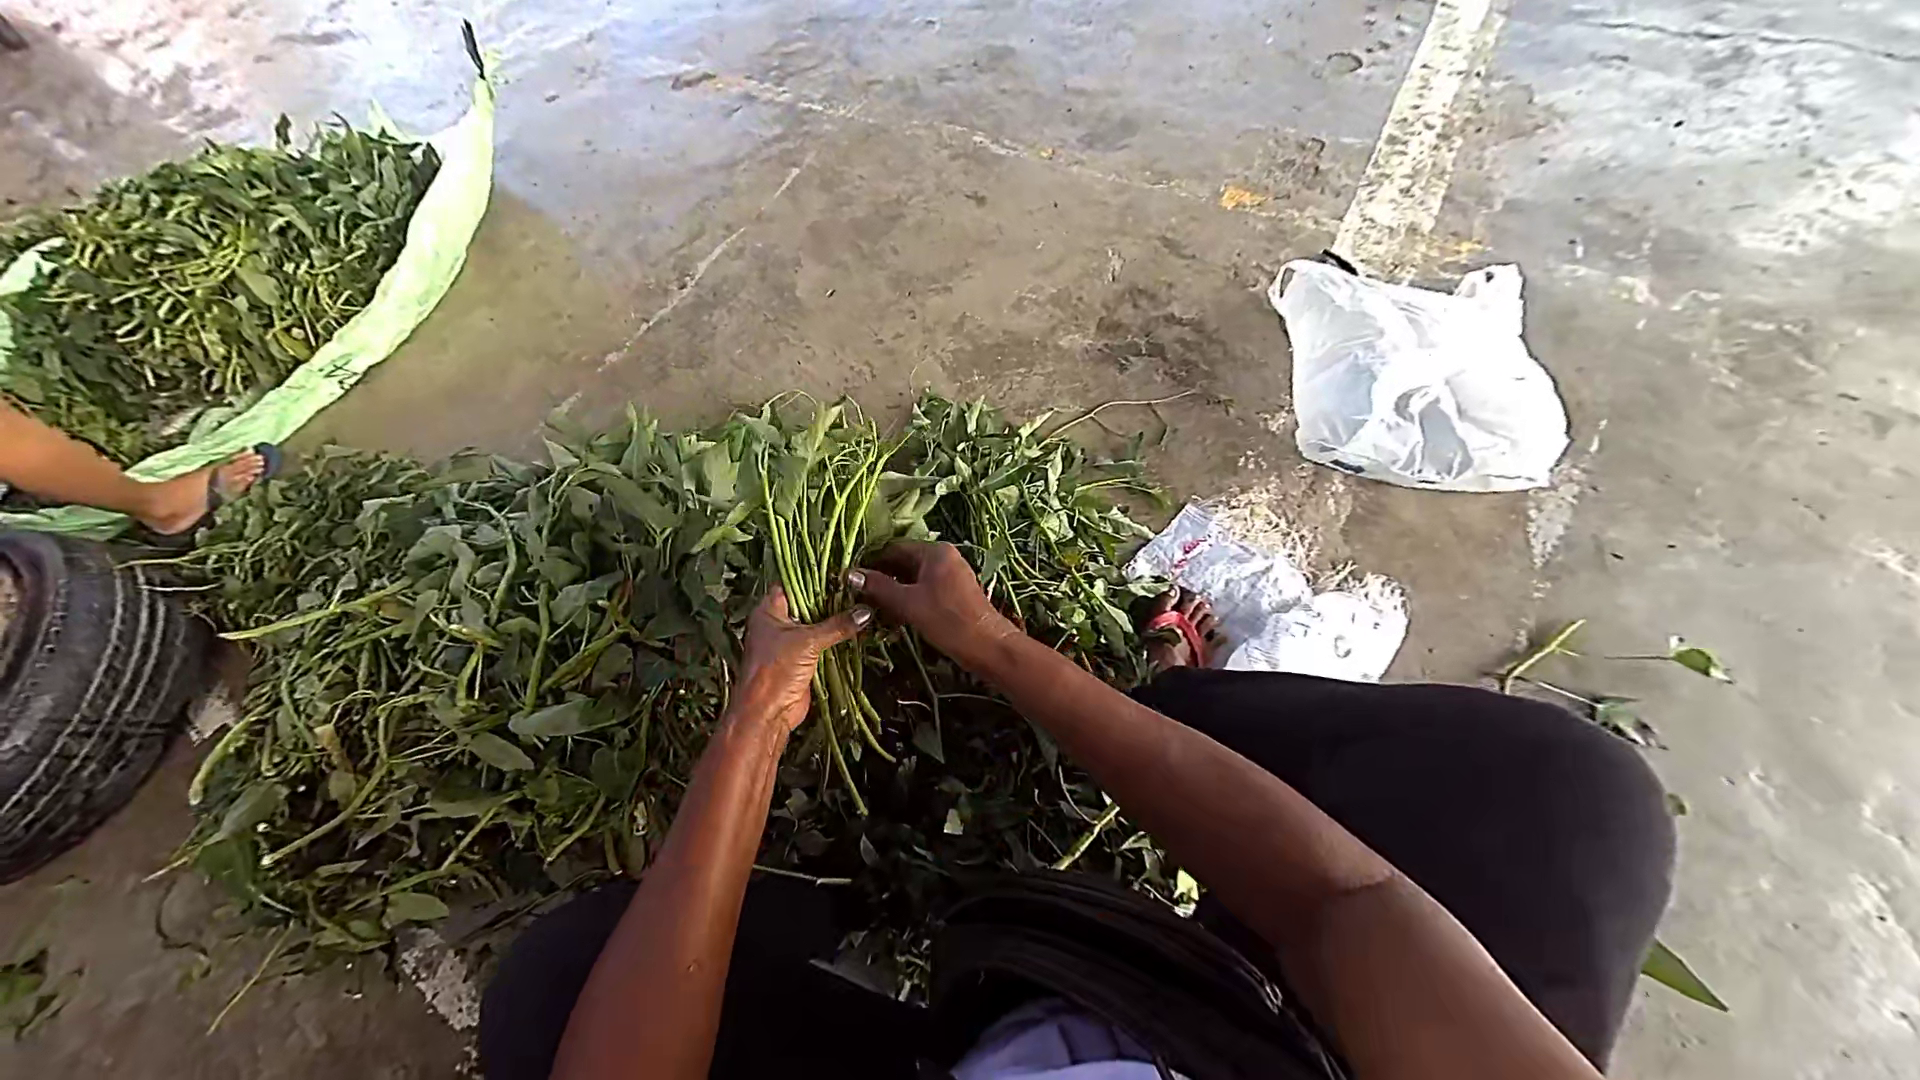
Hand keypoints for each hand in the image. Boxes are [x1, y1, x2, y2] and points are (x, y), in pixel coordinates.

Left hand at [732, 586, 870, 732]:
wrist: (767, 713)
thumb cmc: (776, 670)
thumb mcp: (808, 642)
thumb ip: (838, 625)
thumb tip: (865, 611)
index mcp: (769, 610)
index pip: (793, 582)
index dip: (815, 575)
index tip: (841, 569)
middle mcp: (778, 622)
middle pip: (807, 602)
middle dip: (831, 598)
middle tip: (857, 587)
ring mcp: (789, 641)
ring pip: (816, 622)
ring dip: (836, 619)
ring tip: (862, 603)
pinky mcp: (801, 658)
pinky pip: (822, 641)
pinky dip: (836, 636)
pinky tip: (857, 628)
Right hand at [848, 542, 1020, 671]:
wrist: (987, 646)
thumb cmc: (948, 620)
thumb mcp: (908, 603)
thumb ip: (879, 587)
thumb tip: (850, 574)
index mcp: (935, 551)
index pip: (894, 548)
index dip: (871, 563)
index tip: (850, 579)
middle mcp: (944, 557)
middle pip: (903, 563)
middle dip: (881, 580)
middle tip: (857, 597)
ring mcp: (950, 575)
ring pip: (913, 579)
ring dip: (893, 593)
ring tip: (871, 609)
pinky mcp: (953, 594)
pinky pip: (924, 591)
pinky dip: (908, 601)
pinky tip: (893, 618)